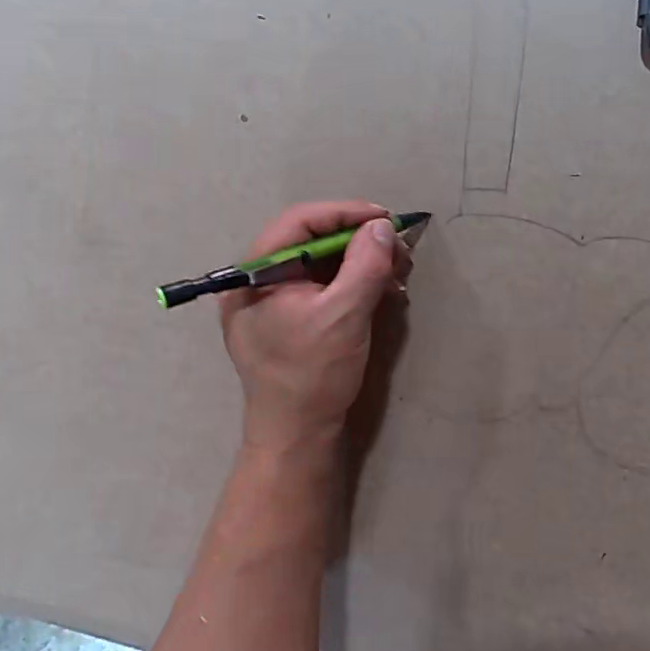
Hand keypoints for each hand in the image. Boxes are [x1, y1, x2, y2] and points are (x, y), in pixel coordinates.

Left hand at [221, 201, 410, 452]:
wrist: (296, 437)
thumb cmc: (313, 375)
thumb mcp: (344, 316)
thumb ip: (365, 266)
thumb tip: (381, 227)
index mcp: (254, 274)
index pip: (299, 222)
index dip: (344, 213)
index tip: (384, 219)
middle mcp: (256, 281)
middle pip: (308, 240)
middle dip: (356, 240)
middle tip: (395, 248)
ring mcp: (270, 302)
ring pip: (316, 263)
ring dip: (357, 261)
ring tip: (394, 270)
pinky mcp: (287, 320)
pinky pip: (318, 287)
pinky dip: (349, 283)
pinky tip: (378, 289)